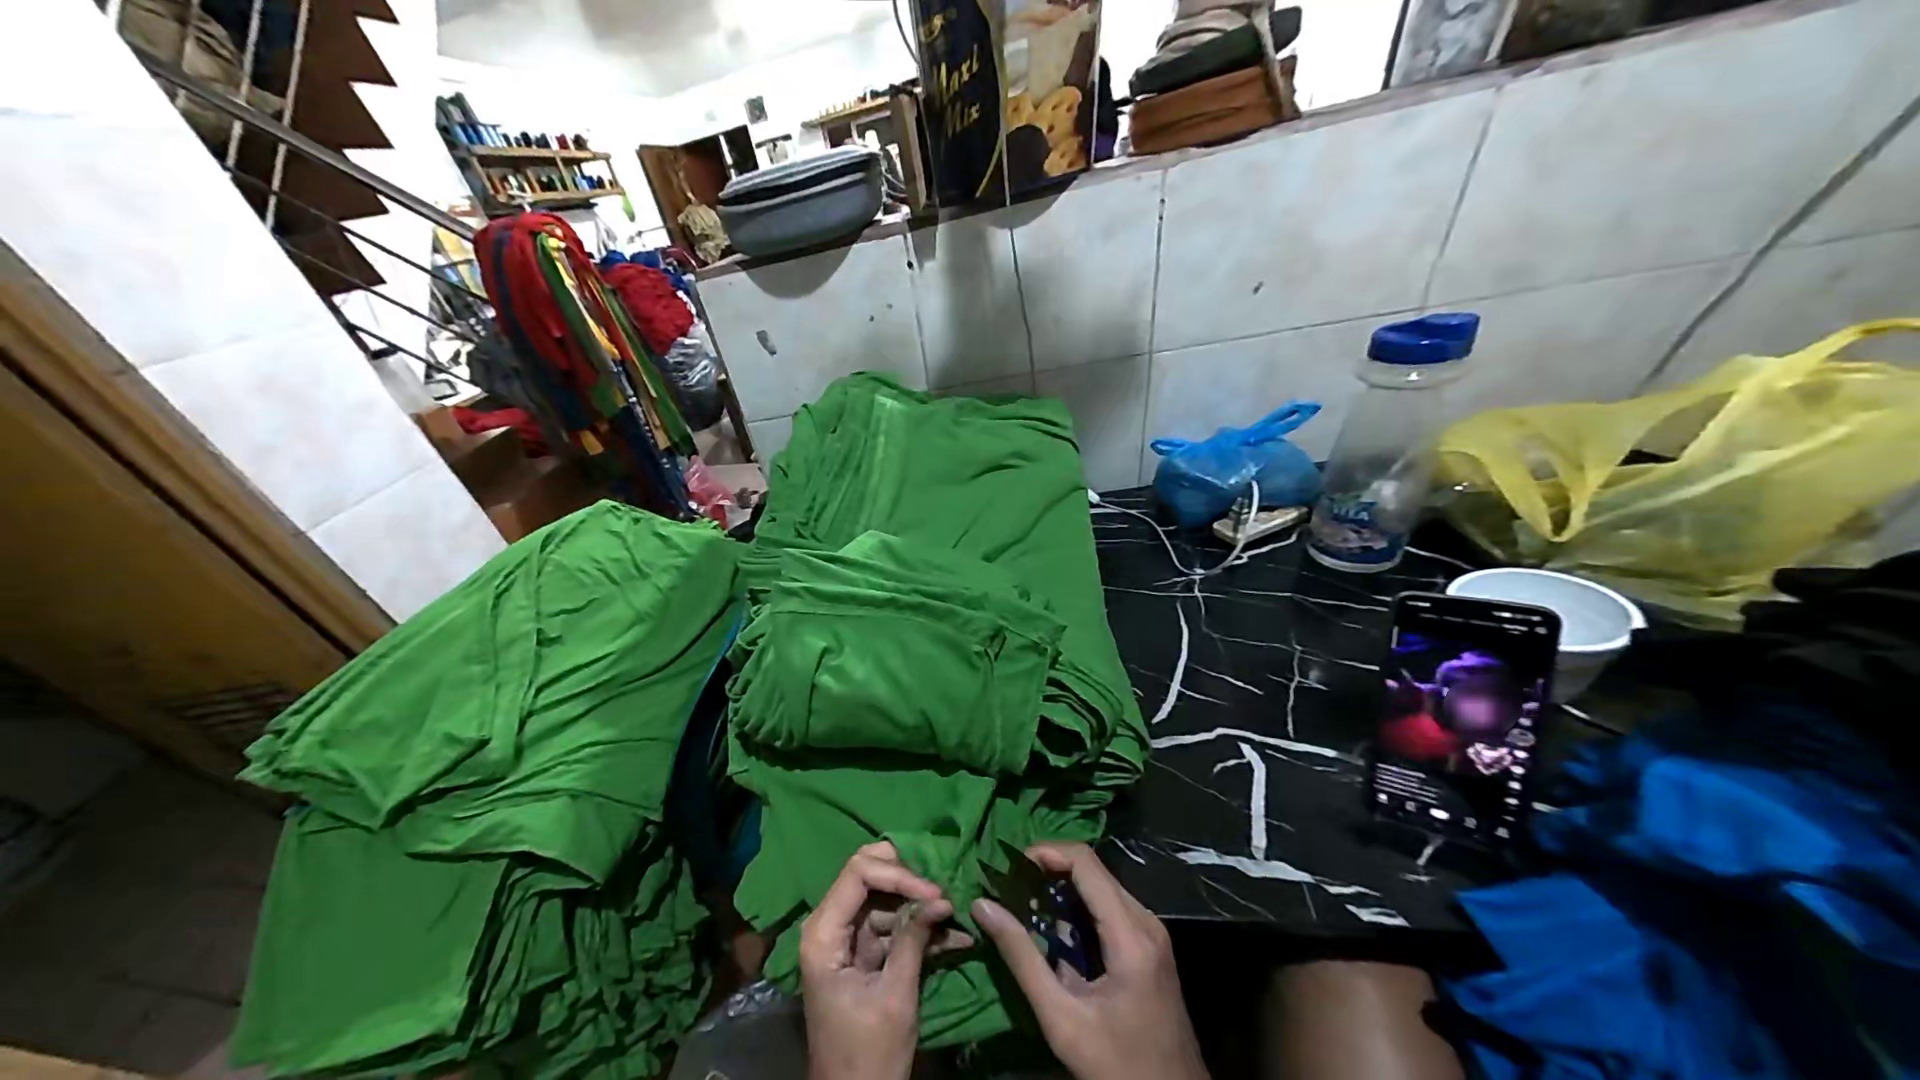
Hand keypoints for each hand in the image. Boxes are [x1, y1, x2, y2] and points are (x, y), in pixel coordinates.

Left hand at [800, 842, 972, 1079]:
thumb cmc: (868, 1054)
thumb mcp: (895, 995)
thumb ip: (913, 939)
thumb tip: (941, 898)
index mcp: (823, 933)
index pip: (858, 873)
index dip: (898, 874)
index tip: (935, 892)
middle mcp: (829, 924)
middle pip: (867, 873)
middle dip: (907, 877)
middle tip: (941, 890)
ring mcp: (847, 937)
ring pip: (884, 896)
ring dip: (919, 904)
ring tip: (956, 913)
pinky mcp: (865, 952)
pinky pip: (893, 923)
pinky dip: (920, 926)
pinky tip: (953, 933)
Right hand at [973, 844, 1208, 1079]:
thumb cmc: (1117, 1065)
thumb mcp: (1061, 1018)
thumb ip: (1022, 958)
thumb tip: (983, 906)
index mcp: (1131, 934)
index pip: (1085, 862)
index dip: (1045, 853)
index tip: (1009, 868)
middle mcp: (1146, 921)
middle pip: (1093, 870)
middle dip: (1048, 870)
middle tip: (1010, 888)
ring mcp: (1152, 932)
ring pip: (1101, 886)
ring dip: (1061, 888)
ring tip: (1023, 905)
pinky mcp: (1149, 944)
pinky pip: (1110, 907)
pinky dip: (1078, 908)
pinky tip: (1053, 929)